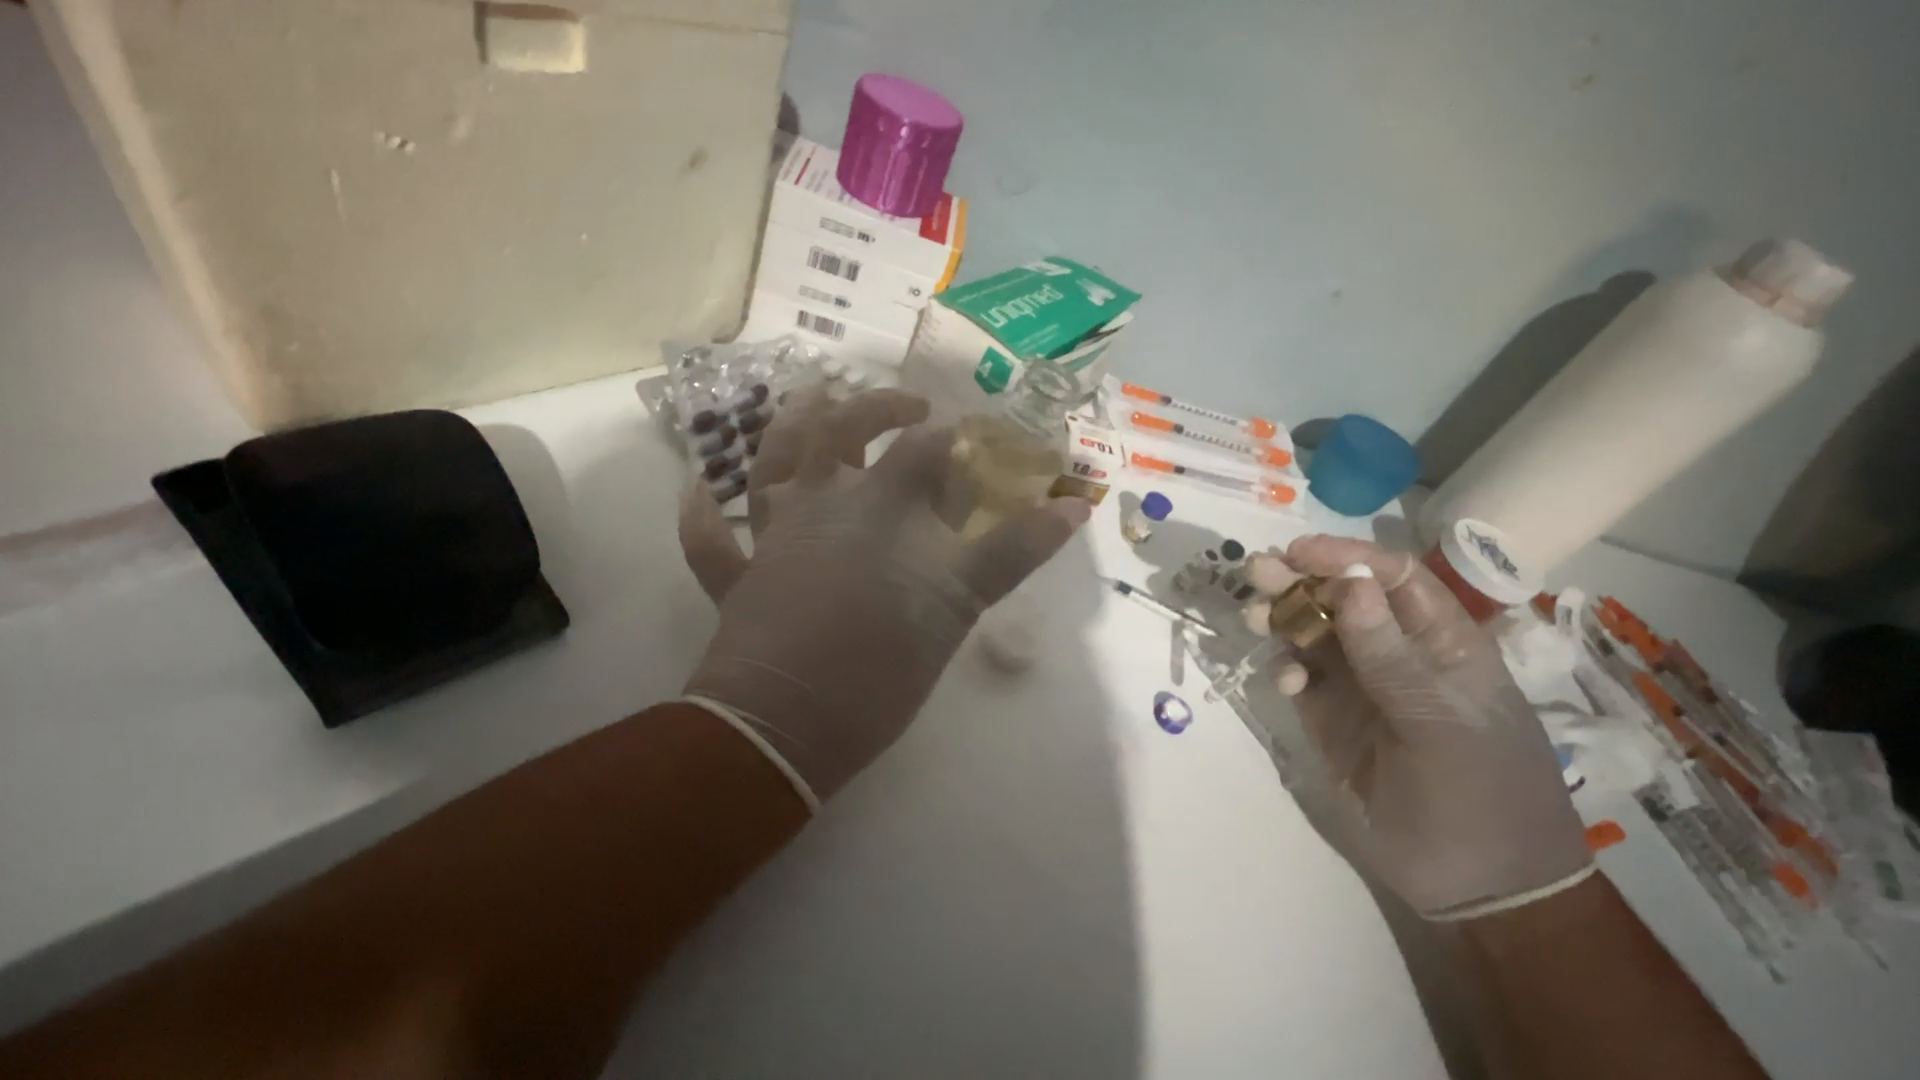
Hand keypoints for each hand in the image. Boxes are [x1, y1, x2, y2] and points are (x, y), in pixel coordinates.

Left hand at [677, 386, 1089, 804]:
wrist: (787, 724)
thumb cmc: (880, 664)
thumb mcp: (959, 606)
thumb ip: (1012, 552)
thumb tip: (1072, 506)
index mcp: (878, 503)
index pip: (924, 448)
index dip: (956, 437)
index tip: (979, 440)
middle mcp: (820, 502)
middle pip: (842, 431)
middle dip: (877, 407)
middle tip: (909, 407)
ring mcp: (770, 536)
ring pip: (769, 462)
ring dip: (787, 424)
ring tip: (809, 396)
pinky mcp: (735, 578)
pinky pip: (709, 538)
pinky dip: (703, 512)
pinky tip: (702, 487)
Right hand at [1259, 536, 1591, 918]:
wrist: (1478, 881)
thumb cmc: (1479, 788)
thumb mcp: (1438, 717)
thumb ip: (1387, 653)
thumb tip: (1351, 583)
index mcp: (1442, 642)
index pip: (1392, 578)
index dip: (1347, 558)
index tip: (1299, 553)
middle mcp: (1397, 655)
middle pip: (1342, 599)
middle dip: (1300, 581)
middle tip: (1255, 572)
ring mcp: (1361, 689)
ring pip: (1313, 635)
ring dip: (1283, 619)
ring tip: (1252, 615)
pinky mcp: (1330, 722)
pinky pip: (1300, 680)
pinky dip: (1287, 672)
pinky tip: (1286, 682)